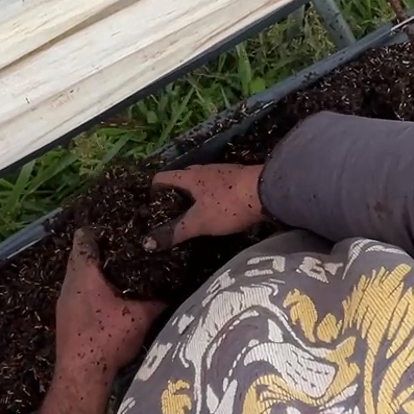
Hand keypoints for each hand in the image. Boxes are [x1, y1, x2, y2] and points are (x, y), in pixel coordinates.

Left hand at [40, 228, 166, 413]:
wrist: (81, 378)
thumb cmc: (107, 339)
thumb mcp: (140, 317)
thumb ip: (158, 301)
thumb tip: (177, 289)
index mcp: (84, 273)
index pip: (85, 238)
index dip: (100, 227)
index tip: (119, 221)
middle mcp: (70, 283)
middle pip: (81, 255)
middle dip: (102, 248)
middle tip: (126, 242)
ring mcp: (64, 301)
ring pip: (79, 274)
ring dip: (96, 269)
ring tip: (121, 264)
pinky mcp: (66, 317)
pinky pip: (79, 291)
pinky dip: (92, 286)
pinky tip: (110, 292)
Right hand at [143, 163, 267, 251]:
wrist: (267, 192)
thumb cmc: (228, 205)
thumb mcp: (199, 222)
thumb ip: (175, 231)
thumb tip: (145, 243)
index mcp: (191, 177)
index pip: (162, 177)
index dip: (153, 190)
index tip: (149, 207)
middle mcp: (204, 170)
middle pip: (182, 178)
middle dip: (174, 193)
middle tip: (167, 214)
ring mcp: (223, 173)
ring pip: (201, 182)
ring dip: (193, 195)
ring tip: (189, 214)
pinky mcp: (238, 180)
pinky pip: (216, 187)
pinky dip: (210, 197)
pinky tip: (214, 210)